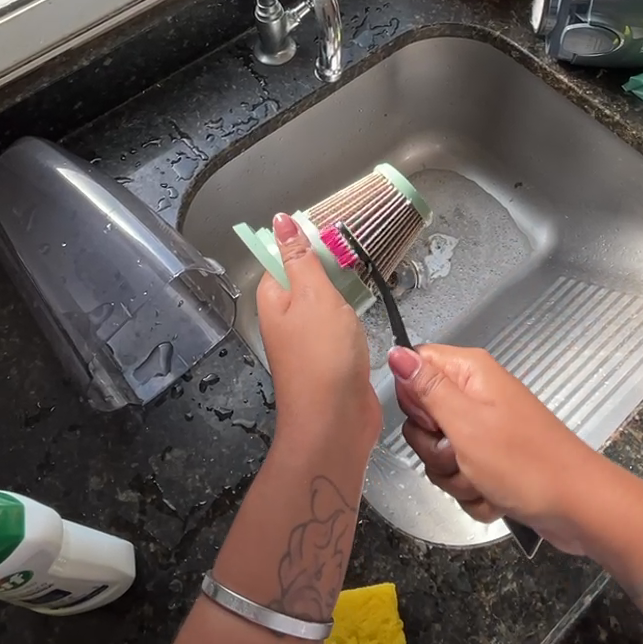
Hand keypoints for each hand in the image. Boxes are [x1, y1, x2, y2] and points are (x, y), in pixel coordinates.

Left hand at [257, 213, 380, 460]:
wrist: (336, 423)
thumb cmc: (322, 356)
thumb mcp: (313, 295)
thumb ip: (301, 256)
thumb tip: (280, 220)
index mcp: (273, 296)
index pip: (283, 254)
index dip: (307, 240)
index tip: (335, 230)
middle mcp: (285, 315)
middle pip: (306, 274)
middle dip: (331, 263)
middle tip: (357, 251)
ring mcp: (307, 336)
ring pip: (326, 297)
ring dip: (345, 287)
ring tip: (367, 273)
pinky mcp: (330, 354)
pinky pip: (340, 320)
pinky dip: (353, 311)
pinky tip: (368, 305)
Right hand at [389, 344, 607, 551]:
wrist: (579, 507)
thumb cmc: (524, 461)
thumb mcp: (465, 423)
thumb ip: (426, 388)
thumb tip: (395, 352)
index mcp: (470, 372)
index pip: (415, 367)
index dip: (414, 399)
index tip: (434, 422)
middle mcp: (475, 394)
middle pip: (423, 416)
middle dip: (435, 449)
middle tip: (460, 455)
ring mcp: (485, 429)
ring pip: (440, 453)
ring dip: (455, 477)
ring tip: (484, 480)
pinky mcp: (492, 460)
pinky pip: (460, 476)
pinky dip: (473, 492)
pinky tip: (495, 496)